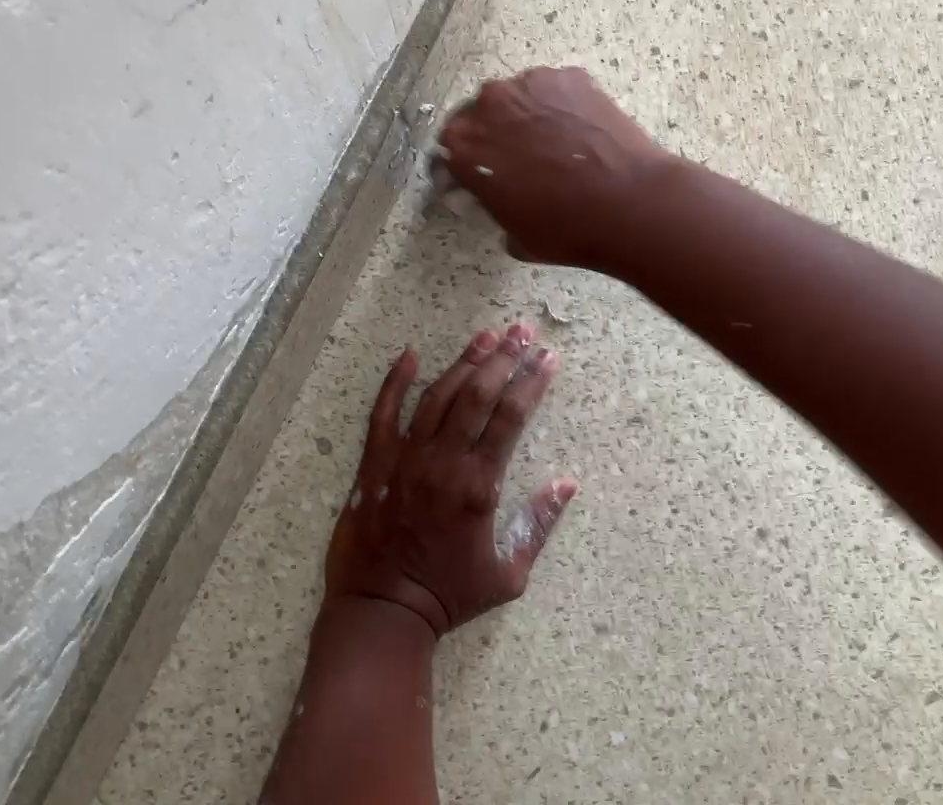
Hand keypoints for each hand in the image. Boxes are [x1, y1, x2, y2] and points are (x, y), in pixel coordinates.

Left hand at [324, 322, 578, 635]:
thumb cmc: (448, 595)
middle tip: (522, 331)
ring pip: (437, 396)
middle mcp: (443, 462)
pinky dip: (395, 381)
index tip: (548, 358)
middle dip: (504, 358)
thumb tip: (567, 483)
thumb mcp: (508, 573)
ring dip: (463, 363)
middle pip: (478, 395)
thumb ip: (539, 525)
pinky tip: (409, 355)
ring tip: (485, 336)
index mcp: (478, 485)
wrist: (382, 610)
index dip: (533, 382)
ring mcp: (405, 459)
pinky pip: (383, 413)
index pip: (512, 418)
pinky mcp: (374, 464)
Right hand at [438, 67, 669, 268]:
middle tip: (520, 160)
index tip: (481, 176)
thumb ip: (494, 208)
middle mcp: (488, 104)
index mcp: (463, 146)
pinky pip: (554, 90)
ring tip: (555, 144)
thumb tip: (503, 202)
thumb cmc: (567, 228)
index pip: (449, 148)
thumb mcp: (515, 234)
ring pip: (518, 98)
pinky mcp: (569, 76)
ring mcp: (530, 84)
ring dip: (527, 116)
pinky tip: (580, 132)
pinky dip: (561, 106)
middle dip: (495, 135)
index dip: (465, 164)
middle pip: (481, 116)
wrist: (629, 203)